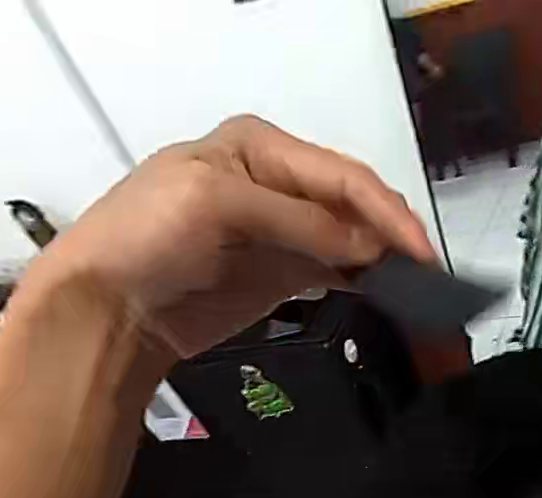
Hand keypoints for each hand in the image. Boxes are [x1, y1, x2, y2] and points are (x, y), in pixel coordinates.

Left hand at [20, 114, 434, 359]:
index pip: (341, 176)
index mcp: (261, 148)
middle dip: (391, 233)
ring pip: (350, 238)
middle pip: (353, 204)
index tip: (421, 253)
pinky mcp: (284, 273)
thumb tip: (369, 245)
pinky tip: (385, 293)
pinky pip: (336, 270)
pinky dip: (363, 280)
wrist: (114, 305)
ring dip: (383, 258)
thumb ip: (298, 221)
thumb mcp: (218, 205)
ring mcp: (284, 232)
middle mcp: (279, 183)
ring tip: (417, 285)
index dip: (385, 212)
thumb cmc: (150, 235)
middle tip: (428, 272)